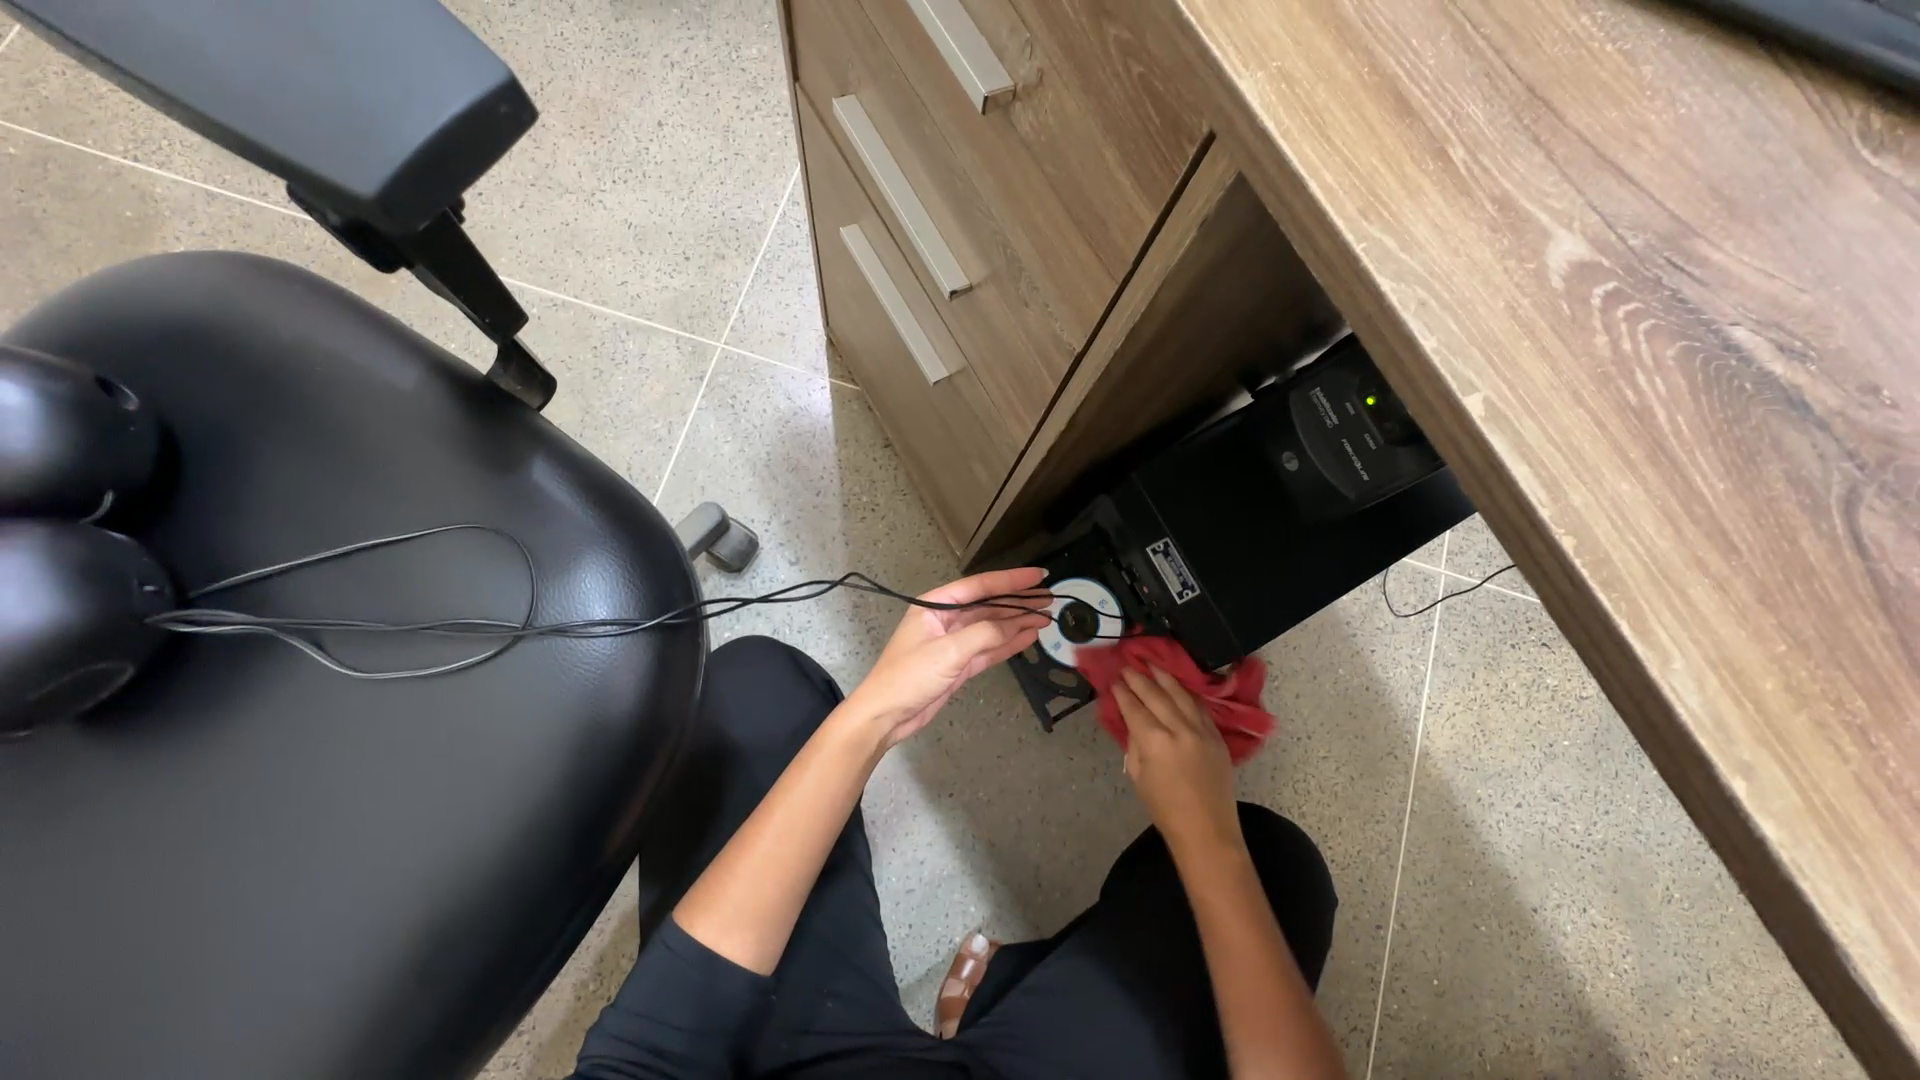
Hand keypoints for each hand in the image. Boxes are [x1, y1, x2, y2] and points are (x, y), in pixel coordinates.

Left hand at [842, 567, 1051, 748]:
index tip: (1038, 575)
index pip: (979, 586)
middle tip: (1049, 598)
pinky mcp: (959, 665)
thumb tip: (1015, 625)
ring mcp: (953, 643)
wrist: (886, 716)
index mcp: (935, 606)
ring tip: (1046, 617)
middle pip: (988, 606)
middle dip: (1018, 602)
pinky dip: (1009, 643)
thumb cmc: (908, 676)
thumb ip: (984, 634)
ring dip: (1018, 623)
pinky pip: (989, 649)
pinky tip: (1028, 636)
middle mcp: (946, 620)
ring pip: (992, 628)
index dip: (1011, 580)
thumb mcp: (947, 651)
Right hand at [1111, 666, 1242, 857]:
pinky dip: (1185, 693)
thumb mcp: (1138, 776)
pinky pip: (1199, 706)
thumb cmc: (1165, 809)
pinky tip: (1177, 685)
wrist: (1206, 830)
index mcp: (1155, 741)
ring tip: (1151, 665)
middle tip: (1127, 666)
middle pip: (1156, 694)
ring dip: (1164, 677)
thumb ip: (1134, 743)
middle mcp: (1179, 728)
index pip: (1134, 707)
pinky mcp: (1216, 735)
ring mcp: (1201, 730)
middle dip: (1139, 678)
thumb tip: (1131, 721)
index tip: (1113, 679)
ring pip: (1180, 694)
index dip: (1122, 692)